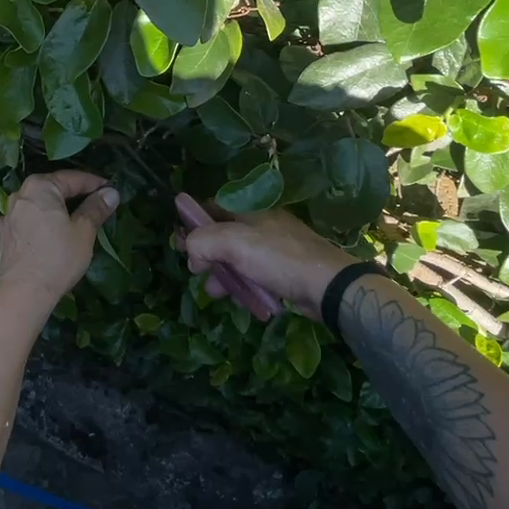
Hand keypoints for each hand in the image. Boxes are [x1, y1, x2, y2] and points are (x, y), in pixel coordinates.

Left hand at [0, 170, 118, 311]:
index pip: (72, 178)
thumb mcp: (84, 231)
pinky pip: (19, 220)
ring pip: (35, 204)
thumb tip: (111, 192)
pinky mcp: (1, 235)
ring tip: (68, 217)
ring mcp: (7, 215)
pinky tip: (36, 229)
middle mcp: (20, 194)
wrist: (23, 292)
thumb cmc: (58, 257)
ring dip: (51, 208)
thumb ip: (96, 208)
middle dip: (73, 194)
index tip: (110, 190)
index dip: (94, 183)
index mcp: (40, 187)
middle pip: (52, 189)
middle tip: (95, 203)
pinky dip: (31, 221)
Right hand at [179, 203, 356, 317]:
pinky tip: (242, 300)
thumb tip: (190, 250)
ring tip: (217, 294)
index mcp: (249, 211)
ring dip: (223, 276)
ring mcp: (274, 249)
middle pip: (222, 236)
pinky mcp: (284, 271)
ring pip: (237, 259)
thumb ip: (203, 241)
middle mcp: (261, 225)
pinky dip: (245, 286)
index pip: (212, 208)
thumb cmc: (278, 258)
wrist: (328, 286)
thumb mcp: (234, 244)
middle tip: (196, 272)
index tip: (181, 244)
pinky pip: (255, 275)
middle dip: (206, 255)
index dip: (193, 223)